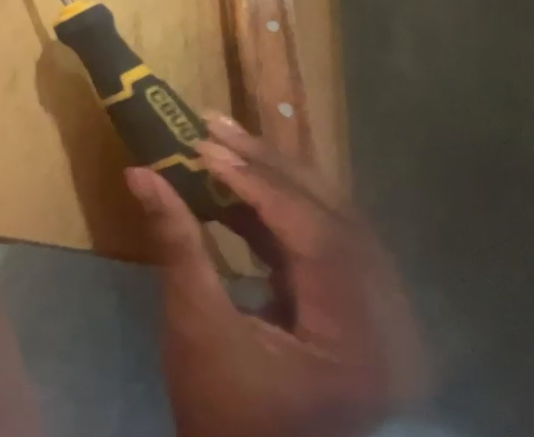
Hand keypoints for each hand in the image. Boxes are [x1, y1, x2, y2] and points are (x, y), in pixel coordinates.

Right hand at [128, 115, 428, 436]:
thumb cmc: (222, 407)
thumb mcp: (195, 326)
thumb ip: (177, 244)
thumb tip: (140, 172)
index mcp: (363, 343)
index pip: (321, 240)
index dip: (261, 185)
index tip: (202, 146)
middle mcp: (393, 328)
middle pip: (341, 224)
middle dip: (274, 170)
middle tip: (214, 126)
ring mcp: (382, 324)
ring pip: (339, 229)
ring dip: (280, 183)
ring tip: (223, 141)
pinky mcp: (358, 319)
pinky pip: (327, 250)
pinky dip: (281, 214)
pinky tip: (237, 186)